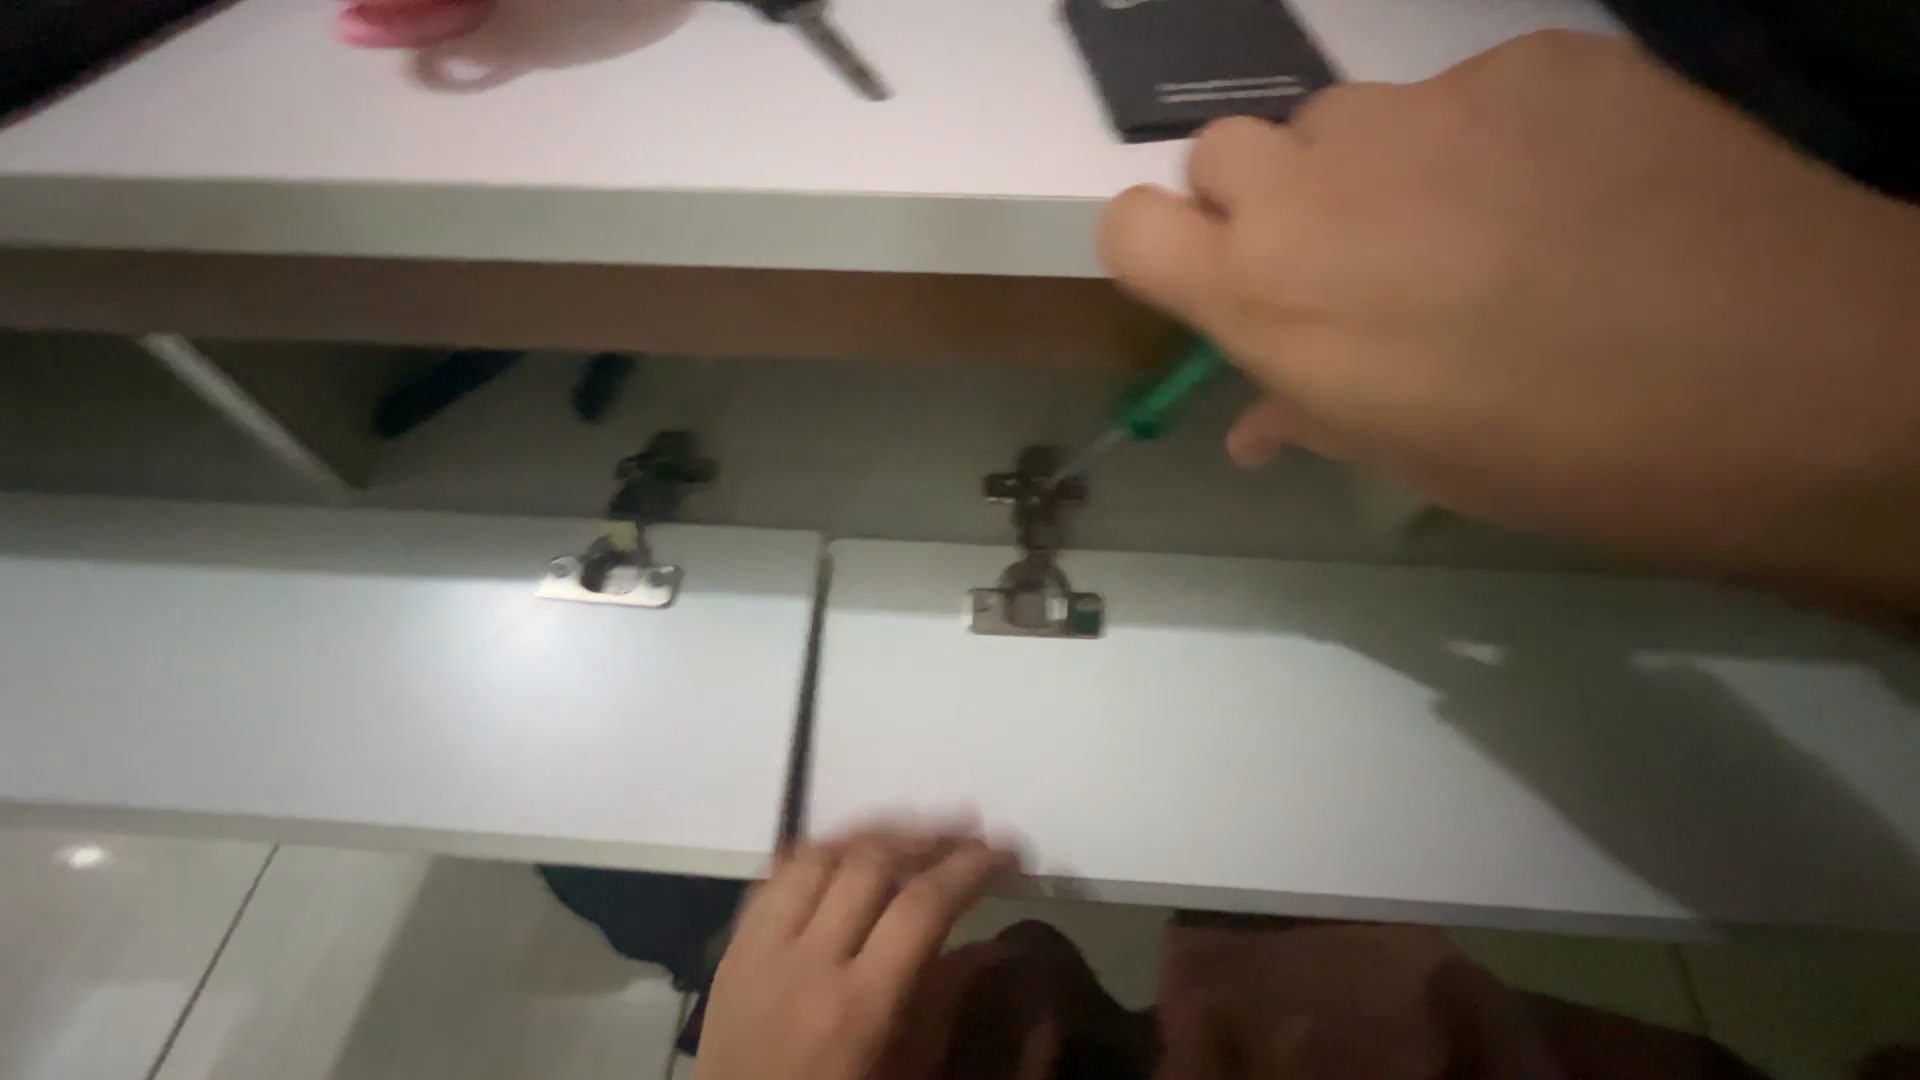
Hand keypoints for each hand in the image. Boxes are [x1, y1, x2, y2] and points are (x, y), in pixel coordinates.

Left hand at [697, 830, 1019, 1079]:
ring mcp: (760, 949)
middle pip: (871, 863)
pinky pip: (776, 873)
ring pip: (820, 853)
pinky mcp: (733, 946)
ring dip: (873, 835)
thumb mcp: (905, 1072)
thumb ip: (945, 1002)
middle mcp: (806, 963)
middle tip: (967, 834)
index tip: (1007, 853)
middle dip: (928, 836)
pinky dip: (820, 852)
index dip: (971, 868)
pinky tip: (848, 852)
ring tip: (912, 835)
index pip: (922, 907)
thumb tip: (991, 944)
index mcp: (858, 1008)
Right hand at [1101, 32, 1919, 599]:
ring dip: (1358, 168)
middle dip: (1252, 198)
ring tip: (1448, 224)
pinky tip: (1546, 192)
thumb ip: (1296, 411)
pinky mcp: (1532, 60)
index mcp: (1258, 290)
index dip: (1155, 246)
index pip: (1129, 224)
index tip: (1200, 276)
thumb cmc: (1531, 451)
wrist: (1767, 381)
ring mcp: (1422, 107)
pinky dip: (1472, 138)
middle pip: (1220, 150)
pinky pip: (1457, 91)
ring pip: (1338, 116)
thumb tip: (1255, 421)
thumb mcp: (1384, 449)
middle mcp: (1311, 183)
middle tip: (1327, 254)